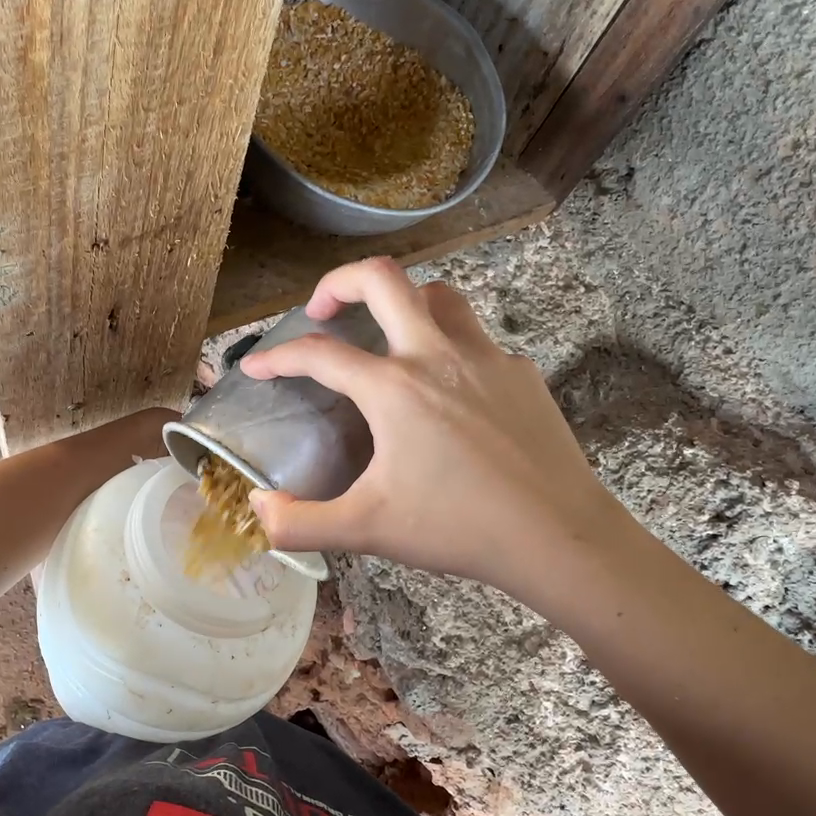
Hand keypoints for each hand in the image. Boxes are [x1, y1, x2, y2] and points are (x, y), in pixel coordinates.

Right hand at [239, 258, 639, 610]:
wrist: (560, 537)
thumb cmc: (458, 529)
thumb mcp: (366, 530)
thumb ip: (298, 524)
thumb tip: (259, 508)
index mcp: (393, 389)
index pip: (319, 353)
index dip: (277, 356)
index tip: (256, 367)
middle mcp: (437, 356)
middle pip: (383, 279)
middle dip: (340, 281)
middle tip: (322, 310)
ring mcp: (487, 359)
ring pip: (438, 296)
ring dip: (402, 301)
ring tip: (386, 334)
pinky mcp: (522, 374)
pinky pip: (477, 339)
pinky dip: (450, 346)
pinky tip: (449, 389)